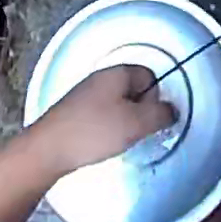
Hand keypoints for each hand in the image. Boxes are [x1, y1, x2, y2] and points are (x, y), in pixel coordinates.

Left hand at [22, 65, 176, 177]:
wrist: (47, 149)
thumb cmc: (95, 131)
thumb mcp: (135, 123)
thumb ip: (160, 115)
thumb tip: (172, 110)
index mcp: (118, 72)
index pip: (150, 76)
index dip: (154, 98)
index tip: (146, 120)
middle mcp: (102, 76)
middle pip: (134, 89)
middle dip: (139, 111)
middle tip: (133, 132)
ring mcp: (86, 92)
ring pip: (118, 102)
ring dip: (123, 120)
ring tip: (116, 140)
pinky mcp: (75, 109)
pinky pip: (102, 112)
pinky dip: (106, 126)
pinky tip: (100, 142)